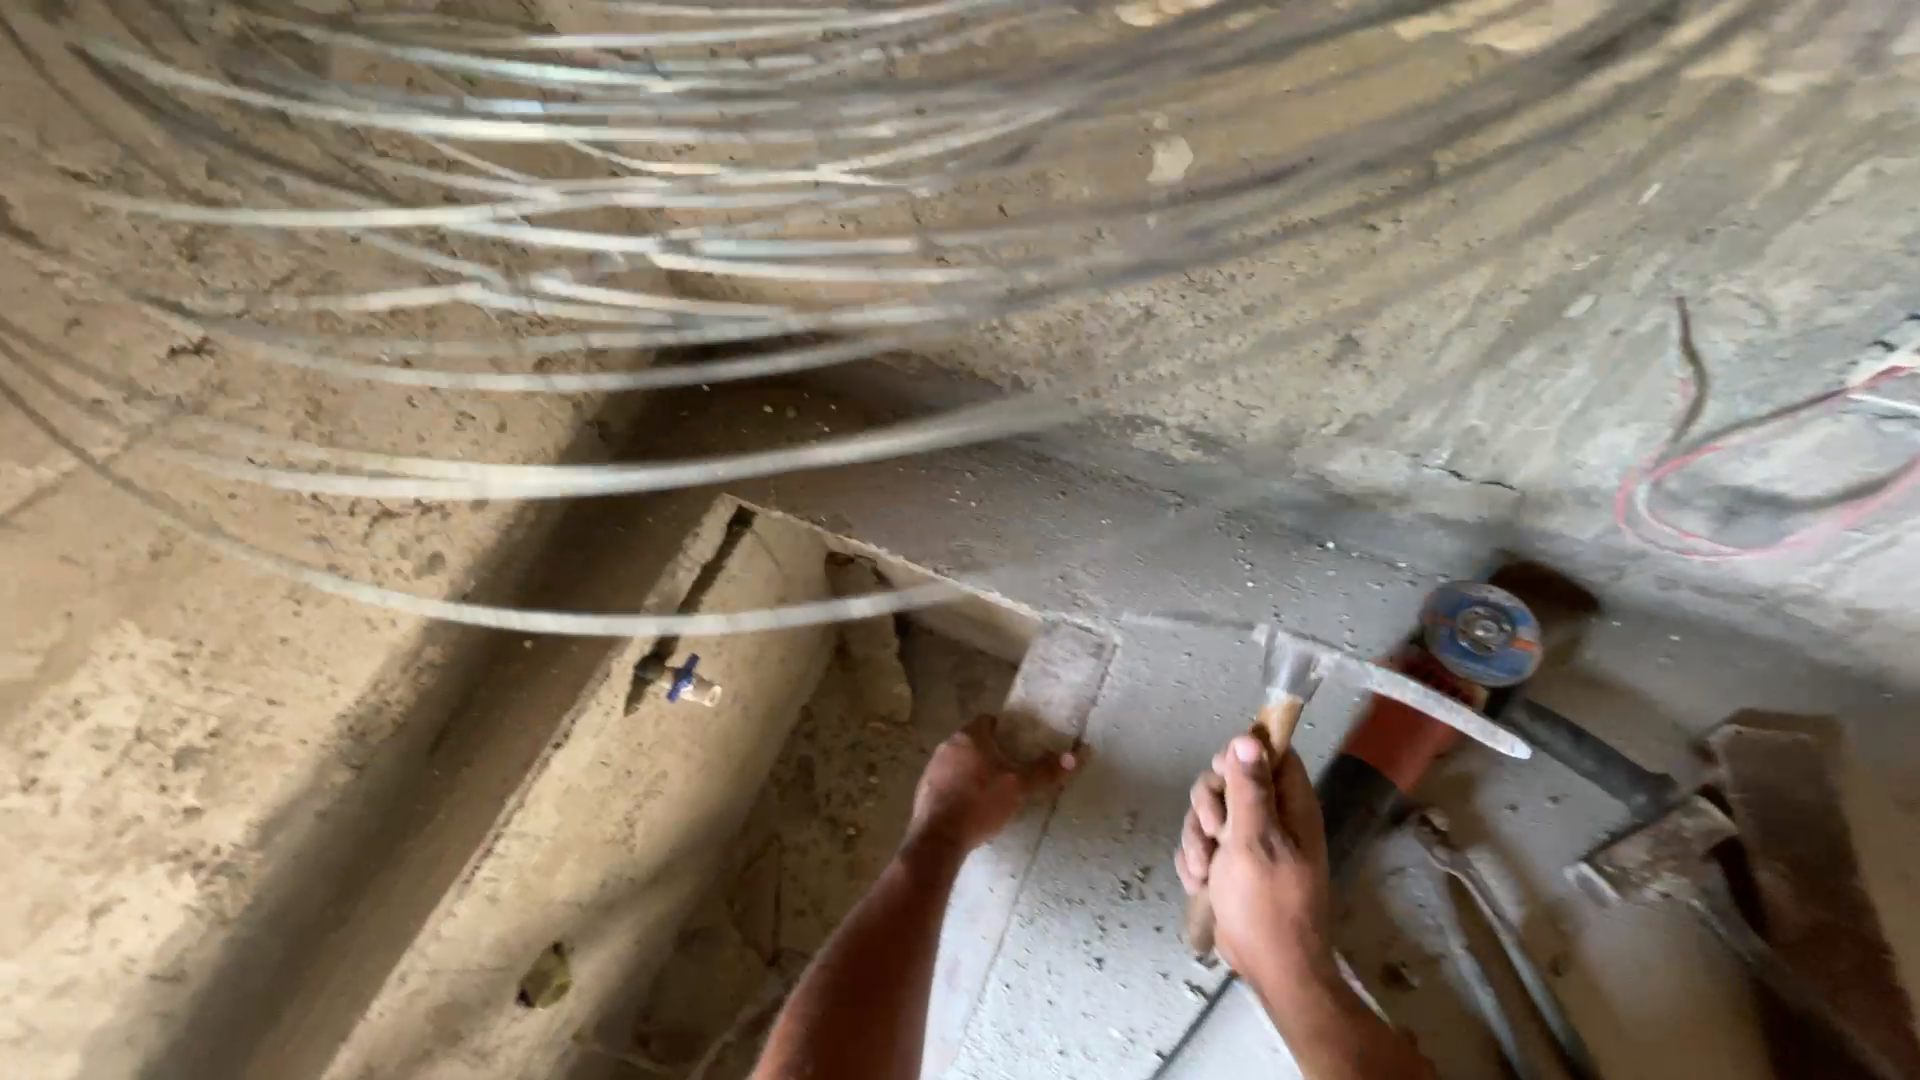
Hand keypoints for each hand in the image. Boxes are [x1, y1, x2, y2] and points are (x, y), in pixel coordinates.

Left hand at [908, 715, 1076, 853]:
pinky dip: (959, 788)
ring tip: (992, 789)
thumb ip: (1044, 771)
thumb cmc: (979, 803)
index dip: (1002, 729)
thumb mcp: (1017, 787)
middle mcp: (947, 746)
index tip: (1016, 743)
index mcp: (969, 737)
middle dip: (989, 751)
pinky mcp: (924, 790)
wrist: (938, 838)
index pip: (987, 720)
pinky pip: (946, 781)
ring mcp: (932, 768)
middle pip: (972, 740)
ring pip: (958, 761)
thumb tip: (1075, 756)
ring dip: (972, 770)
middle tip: (1009, 768)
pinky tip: (971, 807)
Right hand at [1174, 736, 1336, 987]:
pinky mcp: (1229, 863)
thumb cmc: (1267, 902)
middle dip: (1208, 806)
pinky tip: (1201, 883)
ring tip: (1205, 869)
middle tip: (1214, 832)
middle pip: (1227, 780)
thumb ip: (1248, 788)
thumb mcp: (1254, 840)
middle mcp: (1271, 817)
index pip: (1270, 754)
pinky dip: (1196, 861)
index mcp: (1289, 806)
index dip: (1240, 755)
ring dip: (1197, 839)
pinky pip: (1201, 843)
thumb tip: (1248, 738)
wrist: (1270, 967)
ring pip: (1208, 813)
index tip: (1220, 773)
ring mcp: (1249, 841)